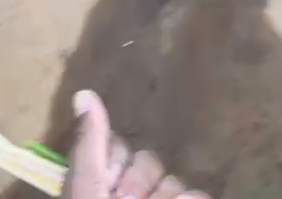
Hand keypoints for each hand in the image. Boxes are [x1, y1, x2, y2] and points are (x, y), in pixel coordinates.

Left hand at [64, 90, 207, 198]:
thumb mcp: (87, 185)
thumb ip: (89, 144)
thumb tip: (82, 92)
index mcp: (102, 179)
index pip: (119, 147)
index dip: (116, 161)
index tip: (111, 180)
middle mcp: (131, 190)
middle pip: (150, 162)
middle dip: (142, 181)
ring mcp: (157, 196)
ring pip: (175, 182)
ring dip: (167, 195)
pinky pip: (199, 194)